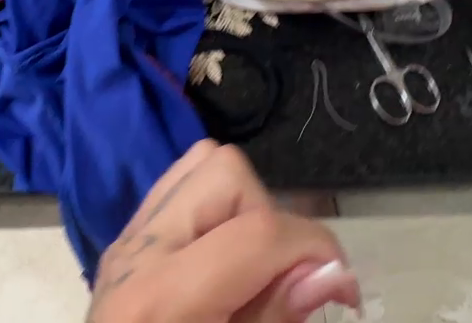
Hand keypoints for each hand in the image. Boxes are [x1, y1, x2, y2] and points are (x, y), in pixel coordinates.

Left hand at [88, 140, 361, 322]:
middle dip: (271, 216)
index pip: (257, 232)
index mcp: (162, 297)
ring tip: (252, 265)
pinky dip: (214, 206)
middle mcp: (139, 248)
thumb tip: (333, 271)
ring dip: (242, 203)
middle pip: (225, 171)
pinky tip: (224, 255)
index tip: (344, 288)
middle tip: (283, 279)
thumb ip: (278, 316)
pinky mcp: (127, 239)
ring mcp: (128, 237)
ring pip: (200, 163)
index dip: (316, 249)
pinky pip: (179, 185)